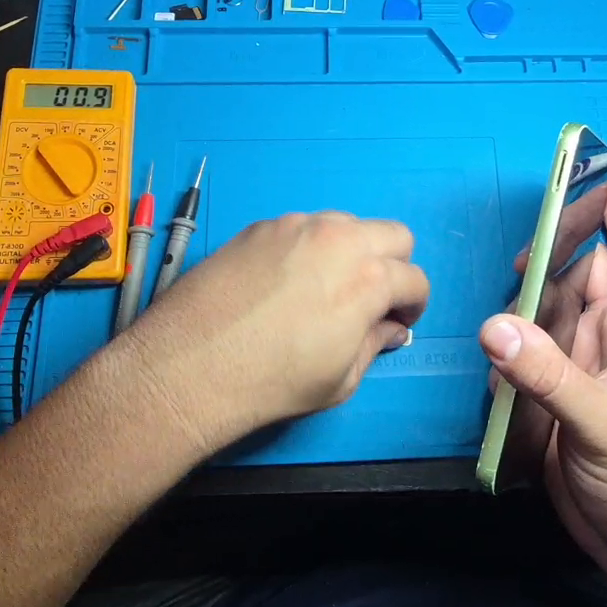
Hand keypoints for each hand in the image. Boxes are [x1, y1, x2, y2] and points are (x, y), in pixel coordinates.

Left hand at [124, 211, 428, 449]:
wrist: (190, 366)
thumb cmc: (273, 383)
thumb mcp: (340, 379)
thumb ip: (375, 344)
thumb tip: (392, 328)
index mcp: (370, 278)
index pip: (415, 279)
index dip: (413, 305)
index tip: (397, 321)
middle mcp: (339, 238)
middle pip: (393, 234)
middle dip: (393, 265)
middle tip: (371, 297)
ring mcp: (297, 225)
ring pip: (346, 223)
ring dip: (350, 250)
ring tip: (323, 286)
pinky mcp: (261, 225)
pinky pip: (302, 227)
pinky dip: (307, 248)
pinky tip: (281, 281)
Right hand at [479, 180, 606, 577]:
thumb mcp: (601, 421)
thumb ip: (548, 374)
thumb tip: (495, 326)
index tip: (599, 177)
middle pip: (585, 274)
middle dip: (557, 254)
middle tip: (519, 254)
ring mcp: (585, 362)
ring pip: (554, 307)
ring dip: (530, 299)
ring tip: (505, 301)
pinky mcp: (558, 387)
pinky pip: (533, 344)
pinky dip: (514, 337)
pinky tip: (499, 342)